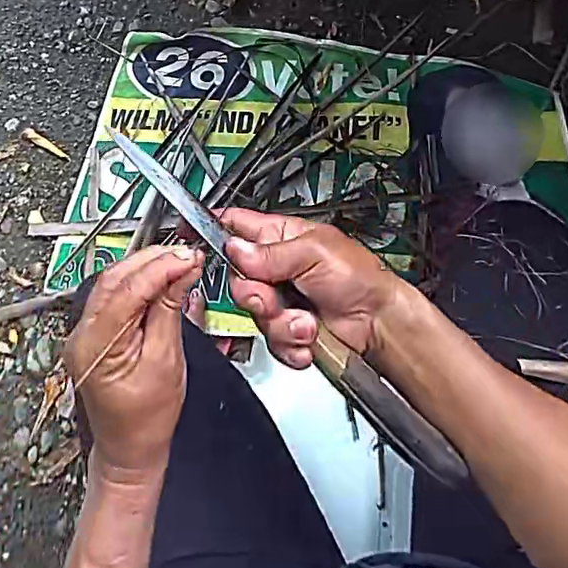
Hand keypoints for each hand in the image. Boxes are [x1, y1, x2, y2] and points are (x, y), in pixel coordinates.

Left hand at [64, 245, 204, 474]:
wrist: (130, 450)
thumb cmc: (146, 419)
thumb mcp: (167, 361)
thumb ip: (170, 310)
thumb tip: (183, 271)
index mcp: (95, 347)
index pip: (128, 289)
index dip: (162, 268)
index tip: (188, 258)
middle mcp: (82, 335)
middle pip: (116, 278)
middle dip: (155, 260)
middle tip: (187, 255)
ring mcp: (85, 332)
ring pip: (114, 281)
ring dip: (148, 266)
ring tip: (179, 262)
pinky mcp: (96, 331)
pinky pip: (115, 294)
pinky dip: (141, 280)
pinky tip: (161, 277)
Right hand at [218, 207, 411, 368]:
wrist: (378, 321)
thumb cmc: (358, 275)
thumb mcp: (314, 253)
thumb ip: (271, 254)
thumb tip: (236, 248)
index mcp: (281, 236)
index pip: (236, 225)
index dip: (212, 226)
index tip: (188, 231)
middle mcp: (276, 267)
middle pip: (238, 280)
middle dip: (255, 296)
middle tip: (274, 297)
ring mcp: (281, 299)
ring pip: (254, 315)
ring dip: (281, 323)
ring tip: (307, 319)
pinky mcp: (287, 328)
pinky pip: (270, 341)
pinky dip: (291, 343)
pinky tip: (310, 334)